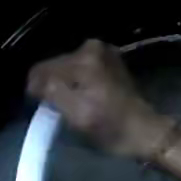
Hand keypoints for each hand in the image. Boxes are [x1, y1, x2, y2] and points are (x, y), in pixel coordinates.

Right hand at [27, 39, 175, 160]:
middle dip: (51, 85)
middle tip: (56, 108)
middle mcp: (92, 47)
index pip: (41, 69)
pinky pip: (81, 69)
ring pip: (67, 67)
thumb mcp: (75, 113)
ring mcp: (104, 52)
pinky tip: (83, 97)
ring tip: (70, 104)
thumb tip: (34, 82)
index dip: (35, 89)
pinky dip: (78, 82)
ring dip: (64, 84)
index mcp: (84, 58)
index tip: (41, 108)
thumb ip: (50, 91)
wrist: (145, 132)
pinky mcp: (111, 62)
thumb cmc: (111, 128)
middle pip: (55, 65)